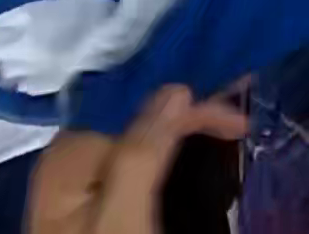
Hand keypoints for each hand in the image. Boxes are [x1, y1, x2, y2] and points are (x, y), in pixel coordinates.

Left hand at [28, 85, 248, 233]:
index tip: (232, 113)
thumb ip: (143, 151)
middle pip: (138, 116)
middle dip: (189, 113)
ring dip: (184, 129)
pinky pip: (138, 160)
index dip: (185, 101)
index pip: (135, 102)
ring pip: (142, 137)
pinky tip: (195, 150)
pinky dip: (170, 152)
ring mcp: (85, 186)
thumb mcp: (123, 219)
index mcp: (69, 156)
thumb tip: (177, 89)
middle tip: (240, 121)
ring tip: (229, 125)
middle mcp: (73, 161)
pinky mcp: (99, 207)